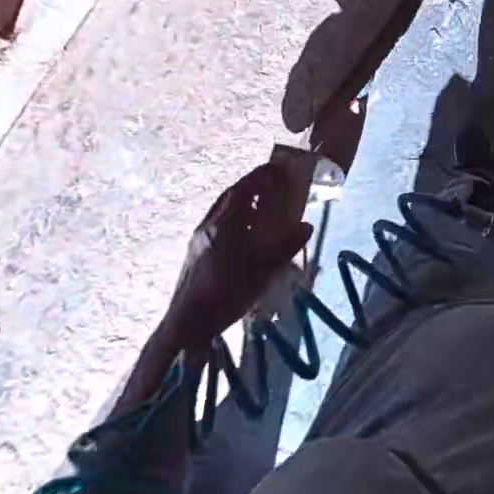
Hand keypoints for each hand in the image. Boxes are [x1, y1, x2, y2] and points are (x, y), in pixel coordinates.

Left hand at [158, 161, 314, 352]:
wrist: (187, 324)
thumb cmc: (227, 296)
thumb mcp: (263, 273)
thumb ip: (286, 248)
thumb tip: (306, 226)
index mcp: (226, 224)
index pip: (244, 189)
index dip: (261, 176)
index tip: (277, 170)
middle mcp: (209, 224)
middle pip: (231, 195)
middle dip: (251, 186)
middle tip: (271, 185)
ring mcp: (199, 236)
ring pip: (221, 209)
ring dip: (241, 202)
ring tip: (261, 210)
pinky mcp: (194, 249)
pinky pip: (216, 222)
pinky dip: (233, 218)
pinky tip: (244, 235)